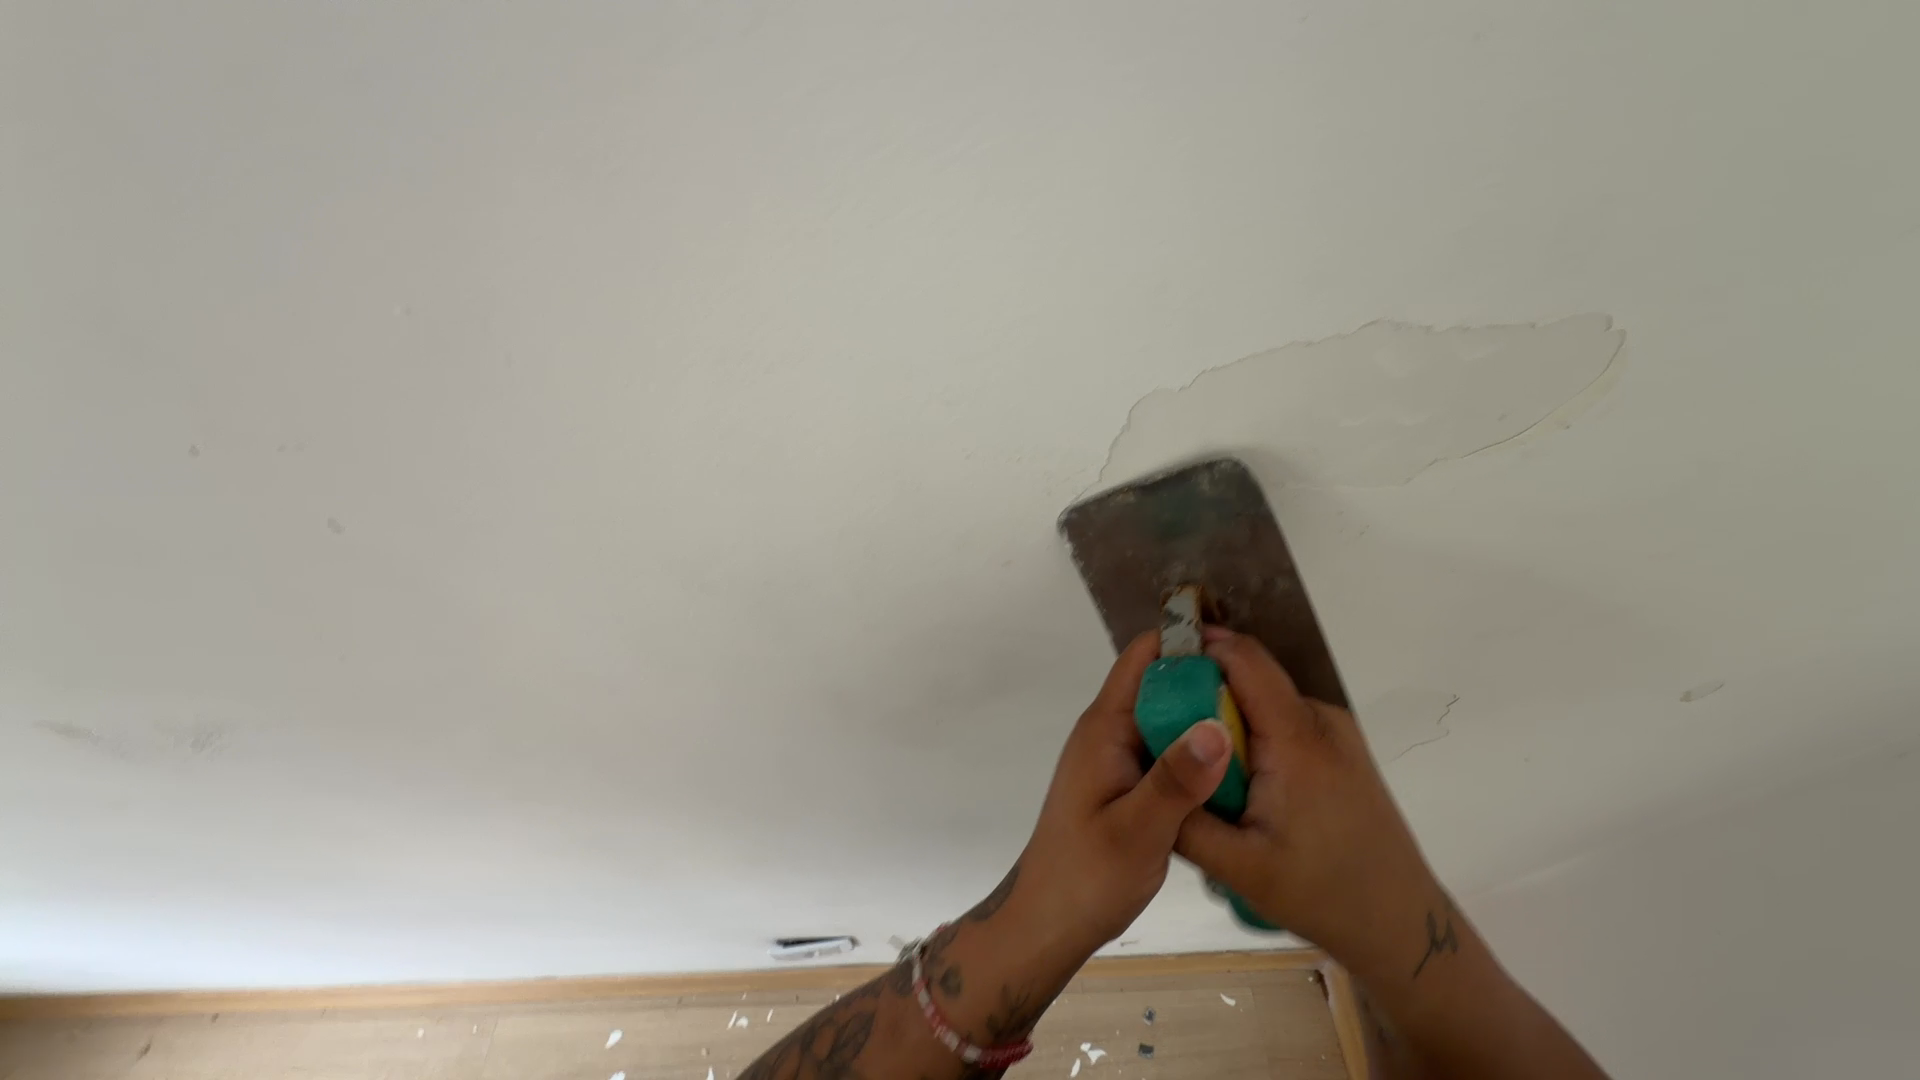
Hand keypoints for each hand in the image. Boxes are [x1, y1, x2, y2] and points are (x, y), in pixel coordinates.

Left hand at [1001, 631, 1234, 959]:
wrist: (1051, 919)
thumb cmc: (1087, 875)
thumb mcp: (1138, 830)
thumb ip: (1176, 780)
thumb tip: (1219, 723)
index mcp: (1105, 727)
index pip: (1142, 658)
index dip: (1185, 642)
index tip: (1239, 648)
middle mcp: (1110, 731)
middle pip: (1161, 684)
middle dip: (1207, 680)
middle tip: (1267, 695)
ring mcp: (1118, 757)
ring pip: (1168, 717)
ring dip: (1206, 715)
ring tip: (1265, 725)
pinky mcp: (1129, 782)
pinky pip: (1167, 748)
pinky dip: (1197, 748)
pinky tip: (1236, 765)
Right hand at [1175, 627, 1441, 973]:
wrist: (1399, 923)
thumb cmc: (1320, 893)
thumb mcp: (1237, 867)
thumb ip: (1184, 818)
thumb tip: (1139, 774)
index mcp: (1297, 740)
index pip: (1244, 659)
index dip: (1198, 648)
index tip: (1153, 666)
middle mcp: (1320, 720)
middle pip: (1250, 676)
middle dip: (1201, 688)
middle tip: (1159, 725)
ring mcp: (1335, 732)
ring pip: (1264, 699)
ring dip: (1225, 716)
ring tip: (1195, 763)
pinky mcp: (1339, 748)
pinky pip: (1281, 720)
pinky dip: (1250, 735)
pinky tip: (1235, 781)